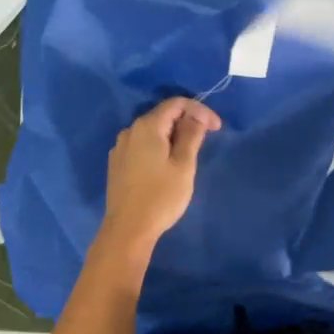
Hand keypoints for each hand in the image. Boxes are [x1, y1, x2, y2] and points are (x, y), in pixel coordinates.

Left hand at [97, 97, 221, 254]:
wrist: (128, 229)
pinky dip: (157, 149)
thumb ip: (191, 135)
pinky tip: (165, 167)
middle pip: (162, 116)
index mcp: (147, 127)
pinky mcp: (117, 165)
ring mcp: (120, 148)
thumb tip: (196, 115)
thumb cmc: (161, 197)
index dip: (200, 110)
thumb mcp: (183, 165)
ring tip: (186, 156)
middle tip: (205, 141)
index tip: (217, 128)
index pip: (176, 104)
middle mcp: (129, 131)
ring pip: (151, 133)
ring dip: (171, 137)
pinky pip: (141, 147)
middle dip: (186, 123)